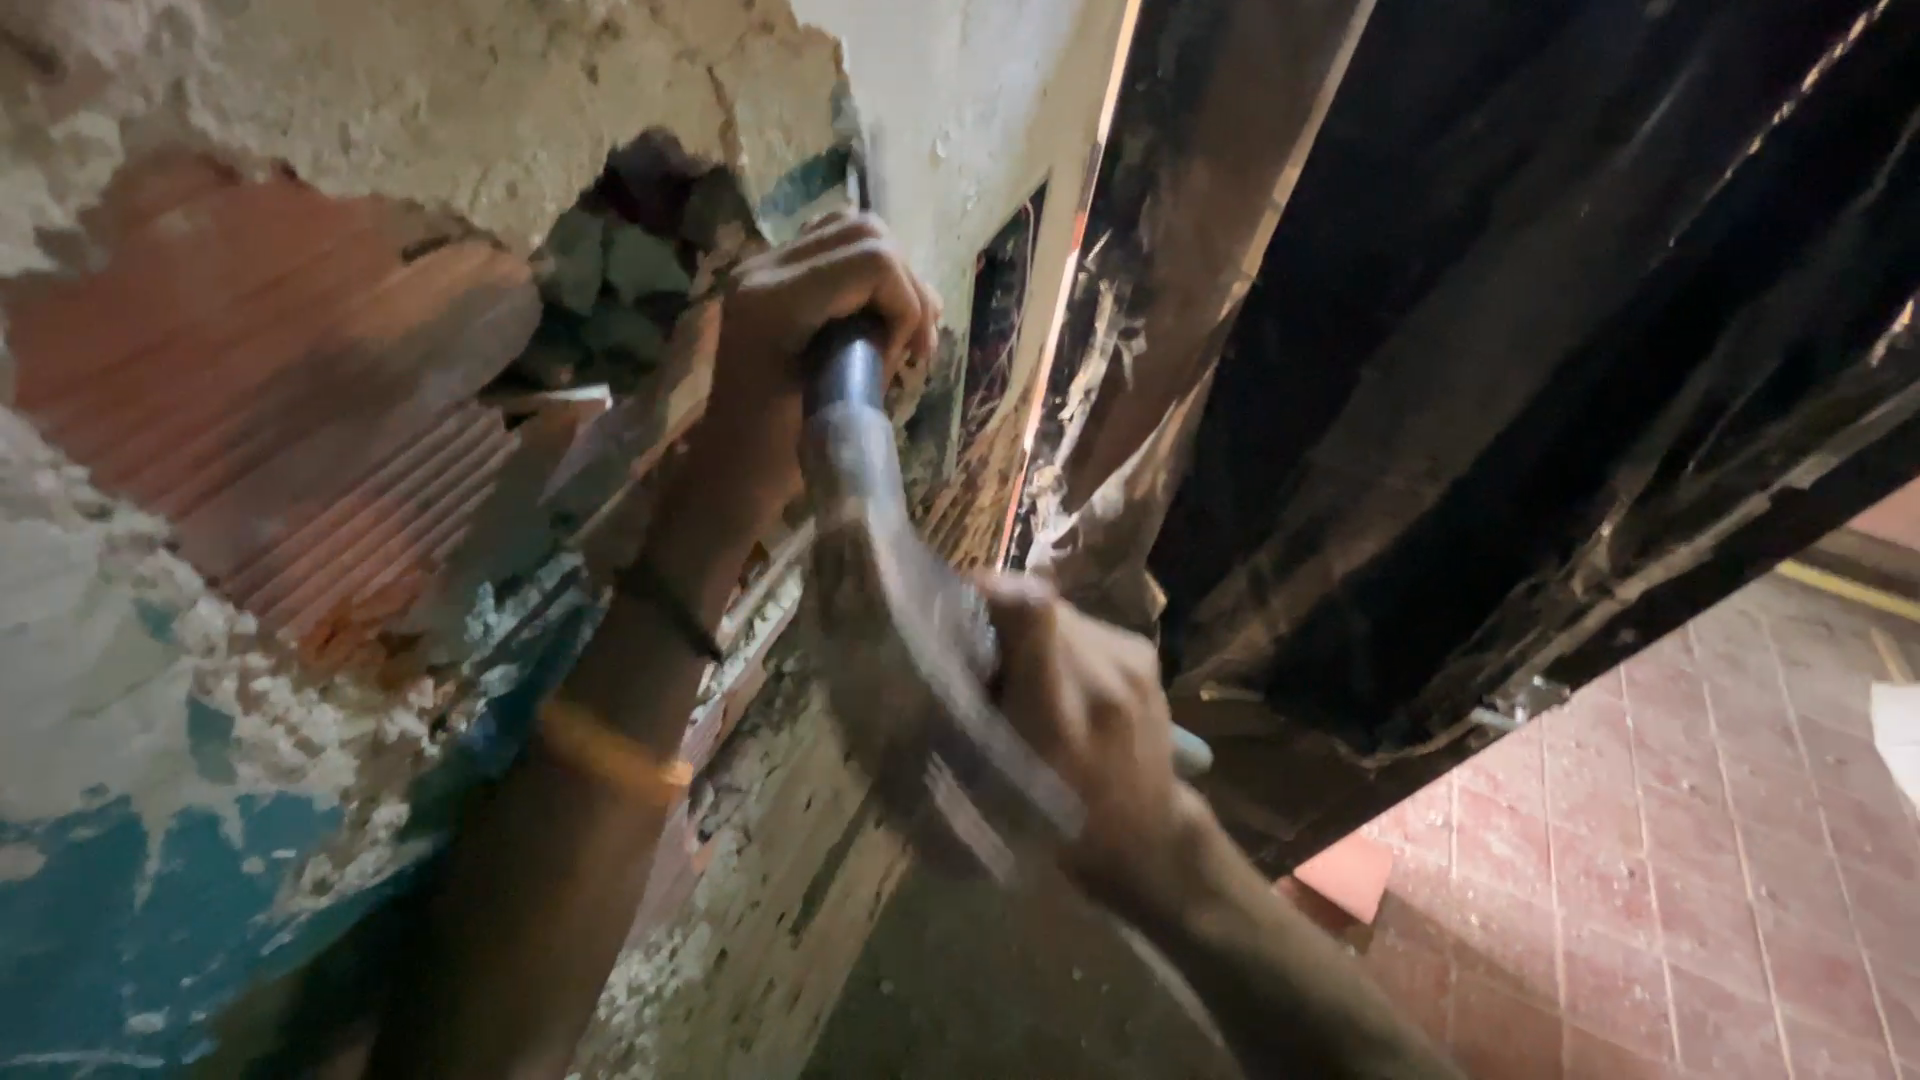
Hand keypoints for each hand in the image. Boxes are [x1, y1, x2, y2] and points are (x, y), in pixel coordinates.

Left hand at [688, 210, 940, 514]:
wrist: (735, 459)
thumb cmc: (783, 450)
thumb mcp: (842, 404)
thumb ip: (881, 349)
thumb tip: (923, 321)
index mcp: (775, 301)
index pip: (873, 261)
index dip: (907, 304)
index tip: (908, 355)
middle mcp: (765, 268)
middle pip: (867, 231)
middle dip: (905, 285)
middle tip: (913, 342)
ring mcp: (766, 264)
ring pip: (855, 227)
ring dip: (893, 275)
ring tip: (903, 327)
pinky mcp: (775, 272)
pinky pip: (836, 243)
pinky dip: (870, 272)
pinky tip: (877, 312)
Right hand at [978, 572, 1215, 916]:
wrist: (1146, 834)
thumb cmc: (1056, 820)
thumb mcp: (998, 780)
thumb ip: (969, 710)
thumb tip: (938, 638)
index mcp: (1055, 714)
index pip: (1029, 609)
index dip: (987, 590)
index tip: (954, 605)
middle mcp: (1101, 676)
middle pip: (1037, 603)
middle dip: (999, 617)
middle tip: (981, 654)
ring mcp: (1130, 660)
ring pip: (1060, 611)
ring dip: (1031, 630)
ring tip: (1023, 672)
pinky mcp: (1144, 652)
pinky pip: (1084, 626)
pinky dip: (1061, 642)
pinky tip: (1062, 680)